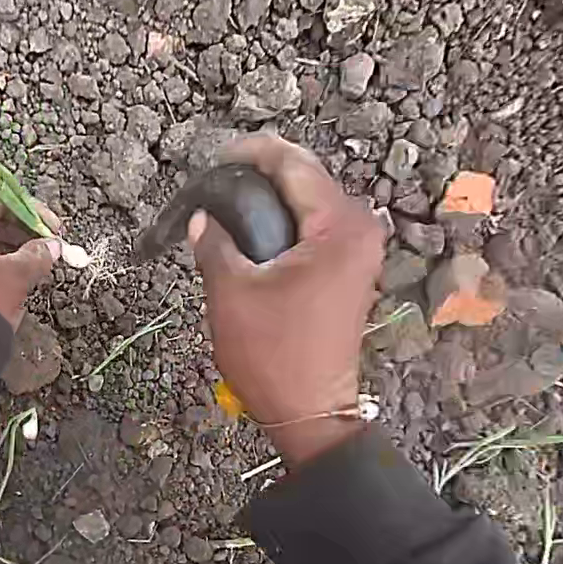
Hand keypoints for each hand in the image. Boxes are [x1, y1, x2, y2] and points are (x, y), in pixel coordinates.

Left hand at [0, 190, 60, 327]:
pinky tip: (6, 276)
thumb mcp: (16, 274)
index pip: (0, 200)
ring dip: (3, 248)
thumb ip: (37, 255)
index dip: (32, 214)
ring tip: (29, 264)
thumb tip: (52, 247)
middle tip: (44, 246)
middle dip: (17, 232)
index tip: (53, 230)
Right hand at [189, 135, 385, 464]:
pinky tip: (251, 238)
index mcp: (338, 226)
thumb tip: (202, 217)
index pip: (292, 163)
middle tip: (213, 189)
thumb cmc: (271, 355)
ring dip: (269, 203)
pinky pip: (314, 230)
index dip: (249, 153)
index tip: (213, 160)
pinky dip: (283, 227)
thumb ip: (214, 243)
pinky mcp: (351, 271)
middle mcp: (360, 229)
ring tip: (225, 213)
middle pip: (305, 179)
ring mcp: (360, 251)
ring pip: (309, 204)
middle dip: (258, 178)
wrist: (308, 410)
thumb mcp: (231, 293)